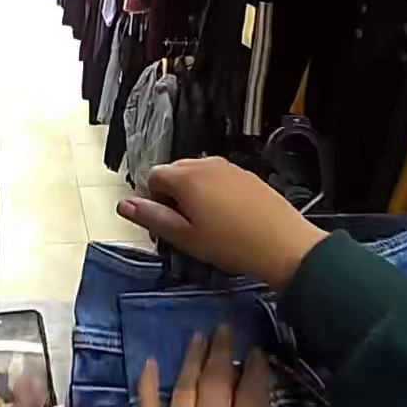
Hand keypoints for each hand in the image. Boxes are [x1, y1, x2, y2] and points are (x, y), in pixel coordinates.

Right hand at [117, 158, 327, 289]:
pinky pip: (218, 177)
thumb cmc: (229, 243)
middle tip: (182, 230)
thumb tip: (124, 204)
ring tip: (205, 226)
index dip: (152, 202)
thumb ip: (153, 217)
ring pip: (197, 175)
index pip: (152, 177)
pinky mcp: (246, 174)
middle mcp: (205, 163)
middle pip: (174, 173)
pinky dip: (213, 192)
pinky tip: (226, 218)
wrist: (282, 242)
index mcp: (186, 176)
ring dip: (192, 195)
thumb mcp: (185, 237)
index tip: (165, 228)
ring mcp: (228, 166)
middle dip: (170, 197)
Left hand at [130, 324, 359, 406]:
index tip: (258, 349)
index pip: (253, 397)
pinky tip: (147, 364)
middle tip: (225, 326)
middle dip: (223, 352)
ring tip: (198, 335)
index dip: (256, 371)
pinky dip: (146, 386)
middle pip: (218, 382)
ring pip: (185, 388)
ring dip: (192, 360)